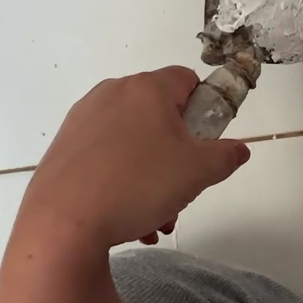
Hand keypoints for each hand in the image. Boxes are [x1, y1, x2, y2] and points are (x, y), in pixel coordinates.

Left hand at [18, 67, 250, 251]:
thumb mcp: (198, 172)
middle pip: (159, 115)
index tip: (203, 143)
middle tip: (181, 187)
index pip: (187, 80)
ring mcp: (83, 120)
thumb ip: (226, 156)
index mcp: (146, 88)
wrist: (63, 222)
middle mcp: (112, 94)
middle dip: (177, 153)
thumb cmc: (138, 184)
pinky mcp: (64, 147)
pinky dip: (121, 182)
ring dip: (152, 176)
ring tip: (155, 216)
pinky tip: (127, 220)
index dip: (203, 109)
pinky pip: (106, 158)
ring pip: (133, 143)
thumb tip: (238, 150)